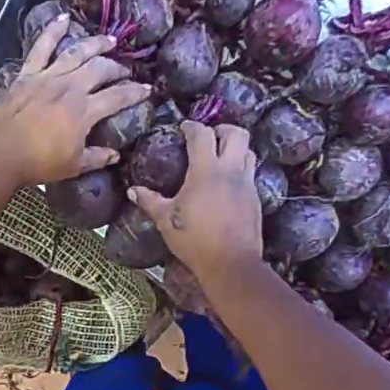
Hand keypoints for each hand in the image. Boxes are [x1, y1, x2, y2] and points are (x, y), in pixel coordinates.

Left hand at [0, 17, 150, 186]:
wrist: (1, 155)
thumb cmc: (40, 163)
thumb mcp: (75, 165)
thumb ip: (98, 157)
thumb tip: (116, 154)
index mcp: (85, 110)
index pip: (118, 96)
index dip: (135, 93)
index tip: (147, 90)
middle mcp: (70, 87)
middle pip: (101, 68)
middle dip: (117, 68)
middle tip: (124, 71)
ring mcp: (48, 77)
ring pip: (77, 52)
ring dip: (96, 43)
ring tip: (109, 40)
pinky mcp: (28, 74)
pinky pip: (41, 47)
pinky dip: (53, 30)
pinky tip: (63, 18)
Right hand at [130, 121, 264, 281]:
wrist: (231, 263)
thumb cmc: (195, 240)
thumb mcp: (165, 220)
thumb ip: (150, 201)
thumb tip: (133, 190)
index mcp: (206, 170)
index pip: (202, 135)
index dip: (192, 126)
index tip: (184, 128)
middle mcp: (230, 170)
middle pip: (236, 133)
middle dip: (222, 129)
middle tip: (209, 137)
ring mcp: (247, 184)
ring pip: (249, 151)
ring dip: (235, 147)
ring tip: (221, 156)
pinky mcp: (256, 198)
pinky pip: (251, 173)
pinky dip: (240, 169)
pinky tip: (228, 182)